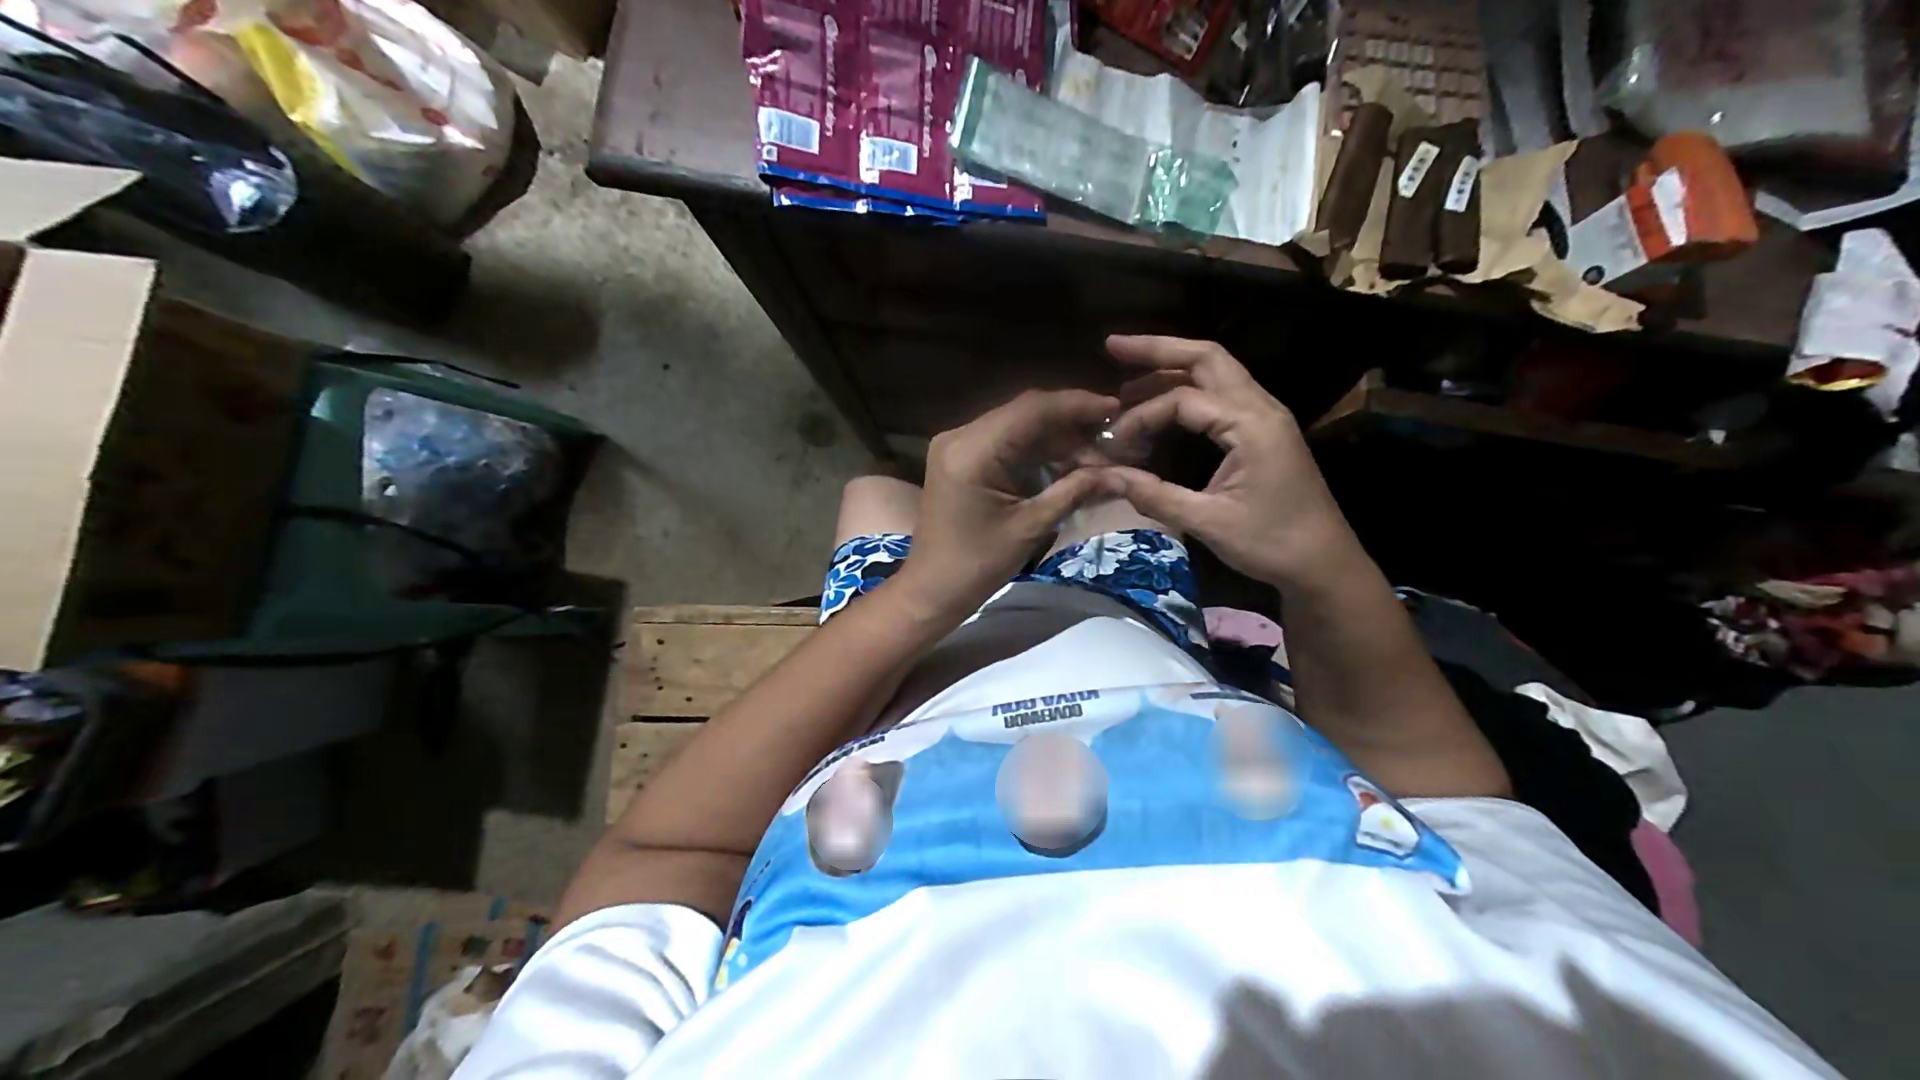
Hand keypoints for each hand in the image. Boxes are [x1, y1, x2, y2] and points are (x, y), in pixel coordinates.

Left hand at [901, 389, 1117, 611]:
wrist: (933, 588)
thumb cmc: (978, 564)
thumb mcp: (1031, 527)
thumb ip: (1074, 492)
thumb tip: (1121, 474)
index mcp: (971, 451)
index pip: (1032, 410)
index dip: (1077, 405)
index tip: (1116, 409)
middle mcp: (960, 436)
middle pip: (1025, 413)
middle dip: (1070, 424)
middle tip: (1112, 439)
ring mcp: (957, 444)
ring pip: (1018, 424)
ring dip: (1056, 437)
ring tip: (1096, 454)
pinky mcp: (961, 456)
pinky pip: (1005, 440)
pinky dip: (1036, 448)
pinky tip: (1067, 460)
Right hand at [1097, 336, 1359, 588]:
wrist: (1323, 562)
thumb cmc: (1271, 543)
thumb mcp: (1208, 523)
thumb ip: (1155, 496)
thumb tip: (1105, 477)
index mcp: (1251, 425)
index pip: (1184, 399)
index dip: (1142, 416)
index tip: (1114, 443)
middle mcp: (1261, 408)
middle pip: (1207, 357)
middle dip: (1158, 349)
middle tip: (1113, 347)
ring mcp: (1266, 415)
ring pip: (1217, 370)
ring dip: (1173, 366)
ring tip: (1128, 378)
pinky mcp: (1263, 430)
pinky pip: (1223, 392)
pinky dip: (1188, 387)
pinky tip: (1163, 401)